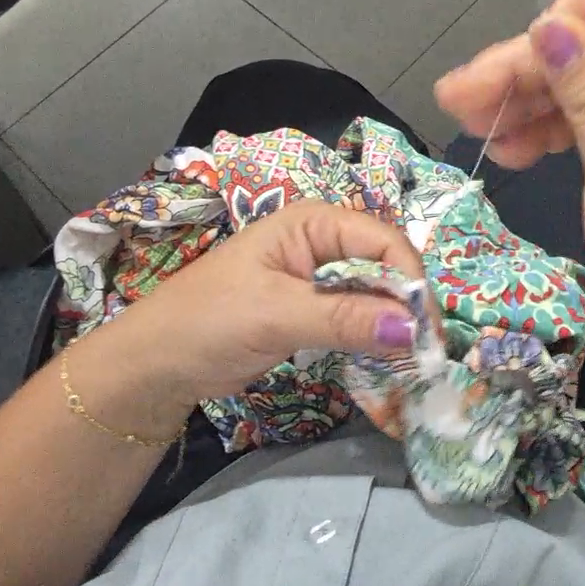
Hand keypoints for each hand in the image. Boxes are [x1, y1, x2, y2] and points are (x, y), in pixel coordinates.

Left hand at [74, 200, 425, 418]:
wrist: (156, 363)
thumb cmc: (209, 320)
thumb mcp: (277, 314)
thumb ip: (345, 318)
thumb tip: (412, 330)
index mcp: (314, 222)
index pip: (383, 241)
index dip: (410, 282)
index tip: (427, 332)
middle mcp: (324, 242)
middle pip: (385, 265)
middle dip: (407, 304)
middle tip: (427, 354)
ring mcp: (319, 276)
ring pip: (376, 293)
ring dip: (394, 323)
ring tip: (415, 361)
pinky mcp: (315, 309)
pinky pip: (359, 316)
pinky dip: (375, 336)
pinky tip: (388, 359)